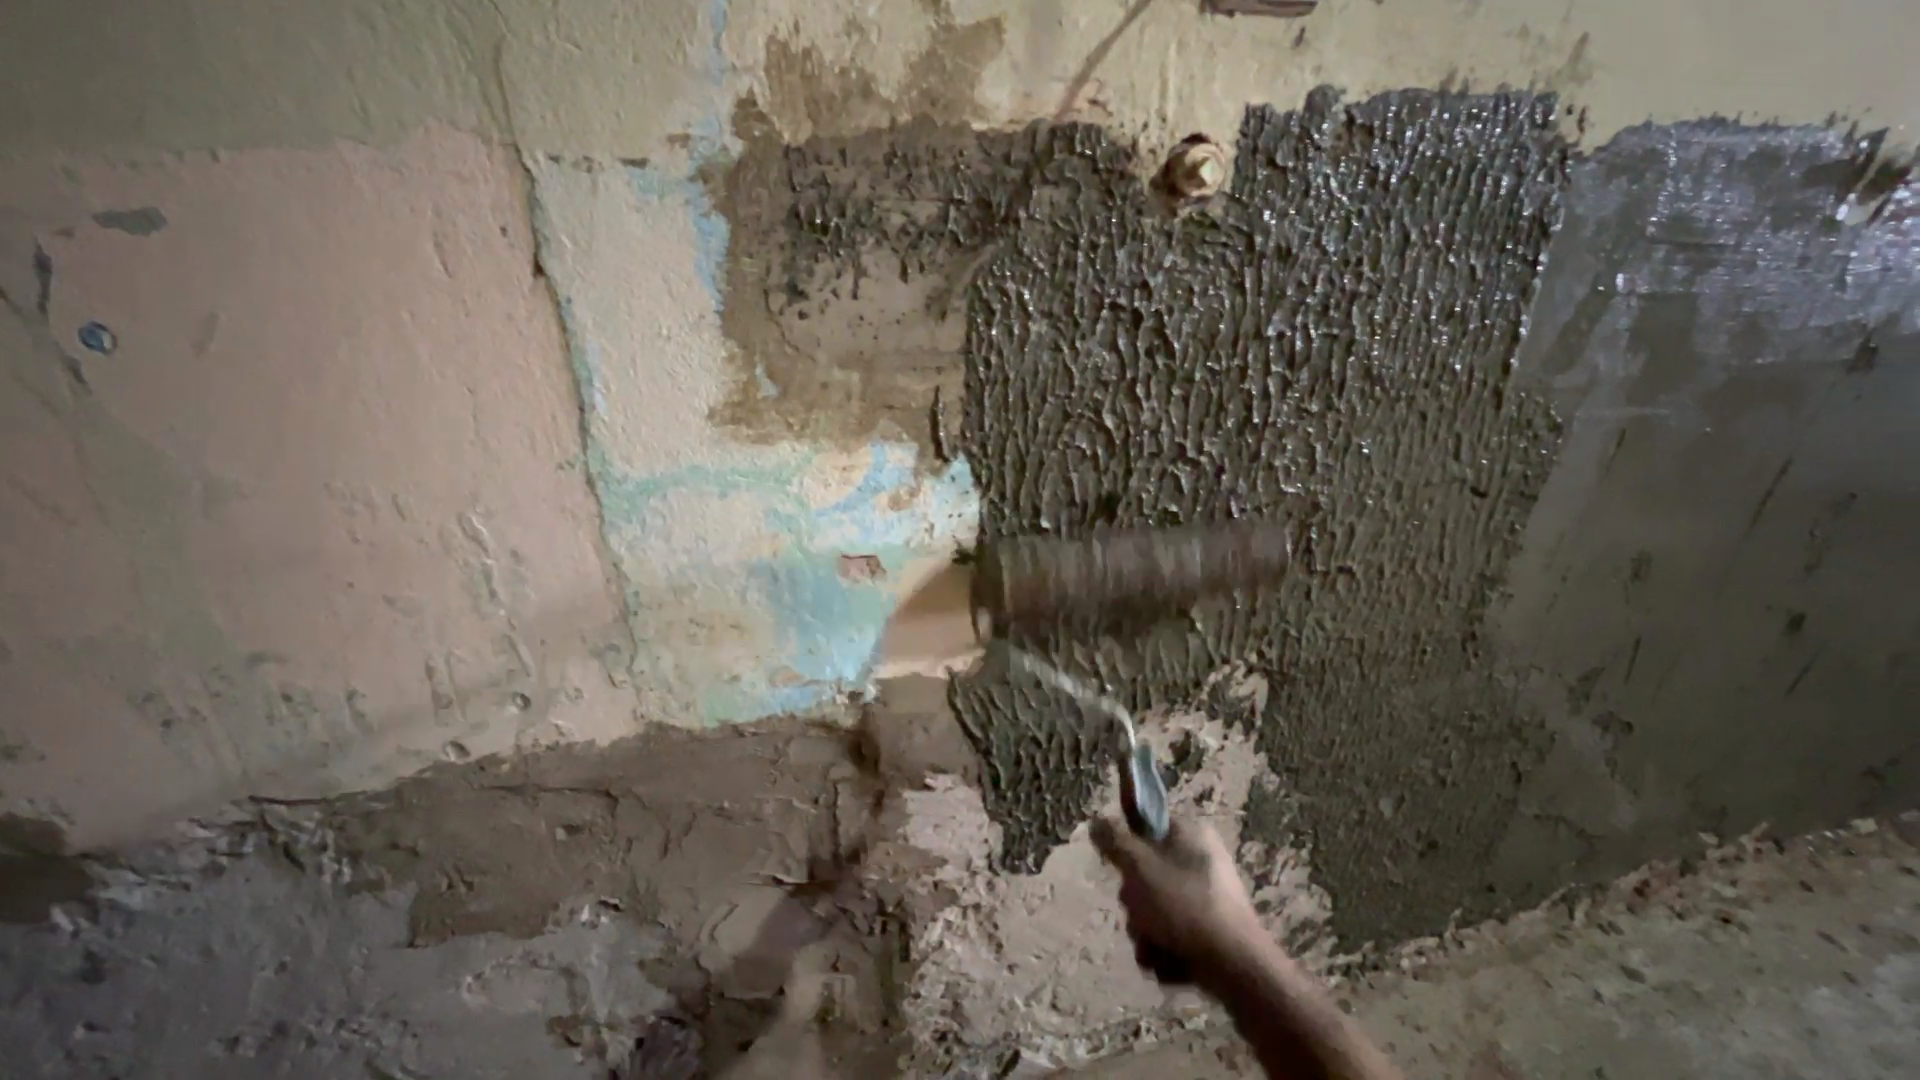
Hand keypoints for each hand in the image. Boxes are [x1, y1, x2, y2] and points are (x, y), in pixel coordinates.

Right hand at [1091, 816, 1263, 989]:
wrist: (1236, 968)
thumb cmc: (1184, 906)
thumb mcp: (1140, 867)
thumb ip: (1114, 841)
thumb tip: (1097, 820)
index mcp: (1190, 834)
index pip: (1148, 824)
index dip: (1128, 844)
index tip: (1119, 864)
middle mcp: (1200, 861)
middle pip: (1146, 873)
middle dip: (1135, 902)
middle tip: (1139, 912)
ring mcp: (1206, 898)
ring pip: (1155, 908)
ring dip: (1145, 931)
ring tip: (1155, 946)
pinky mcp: (1209, 931)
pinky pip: (1171, 933)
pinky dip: (1163, 949)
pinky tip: (1167, 961)